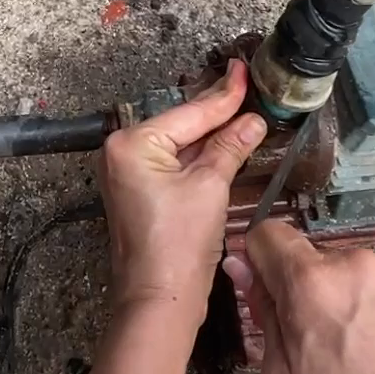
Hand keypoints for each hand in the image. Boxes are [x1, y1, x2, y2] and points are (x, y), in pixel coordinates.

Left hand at [96, 59, 266, 317]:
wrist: (158, 303)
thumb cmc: (177, 247)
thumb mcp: (209, 186)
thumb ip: (229, 147)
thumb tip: (252, 121)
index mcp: (132, 142)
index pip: (189, 113)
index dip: (223, 95)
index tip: (242, 70)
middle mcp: (122, 151)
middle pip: (181, 124)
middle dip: (216, 110)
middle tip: (245, 83)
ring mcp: (128, 172)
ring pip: (179, 143)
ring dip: (211, 133)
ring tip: (242, 108)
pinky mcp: (139, 190)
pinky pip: (173, 162)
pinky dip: (199, 155)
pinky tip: (225, 142)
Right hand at [223, 222, 374, 373]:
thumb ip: (262, 317)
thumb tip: (245, 273)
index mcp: (312, 283)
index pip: (268, 233)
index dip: (260, 258)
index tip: (264, 282)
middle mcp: (356, 265)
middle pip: (313, 259)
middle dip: (308, 290)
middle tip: (317, 340)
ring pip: (353, 275)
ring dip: (348, 300)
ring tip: (361, 354)